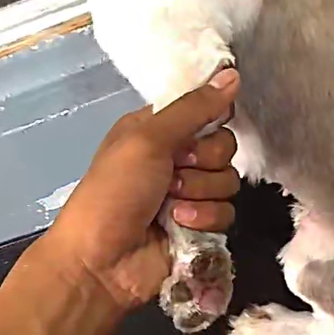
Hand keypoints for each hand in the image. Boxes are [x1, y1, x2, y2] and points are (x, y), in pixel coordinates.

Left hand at [40, 70, 240, 310]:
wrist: (100, 261)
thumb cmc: (114, 192)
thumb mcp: (148, 139)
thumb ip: (194, 108)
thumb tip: (232, 74)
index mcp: (157, 130)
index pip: (205, 111)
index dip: (208, 121)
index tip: (195, 132)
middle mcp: (175, 158)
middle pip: (224, 147)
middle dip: (203, 162)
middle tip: (174, 173)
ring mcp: (189, 194)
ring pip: (228, 182)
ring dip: (200, 194)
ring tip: (170, 206)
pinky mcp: (200, 225)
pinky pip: (227, 212)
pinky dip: (204, 219)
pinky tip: (179, 226)